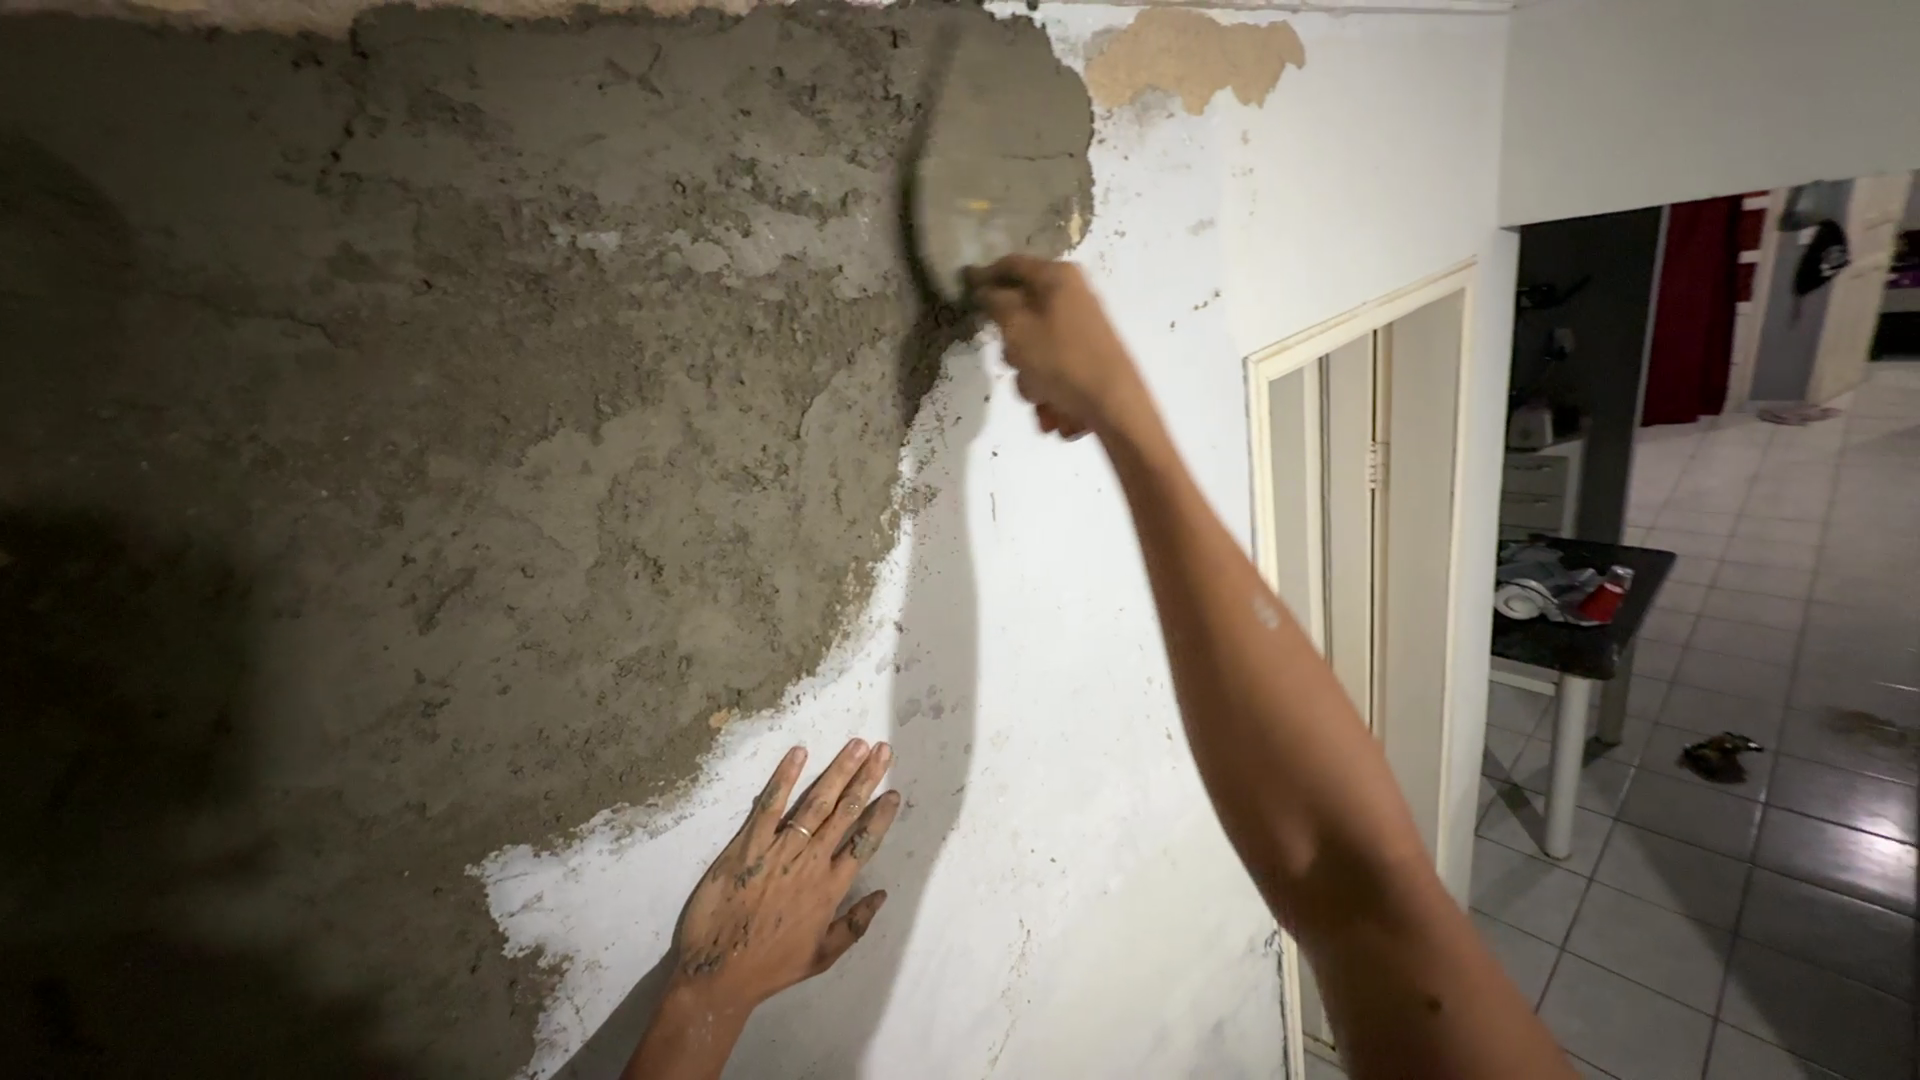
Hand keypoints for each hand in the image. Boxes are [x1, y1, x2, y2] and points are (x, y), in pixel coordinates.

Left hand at [668, 739, 899, 1013]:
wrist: (718, 976)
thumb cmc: (770, 967)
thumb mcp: (822, 956)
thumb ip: (855, 925)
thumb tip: (882, 894)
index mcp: (830, 888)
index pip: (863, 842)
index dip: (880, 816)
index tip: (893, 793)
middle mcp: (811, 862)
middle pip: (845, 812)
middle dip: (866, 778)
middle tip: (882, 750)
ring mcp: (780, 850)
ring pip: (816, 802)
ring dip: (839, 771)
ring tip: (856, 746)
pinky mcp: (748, 845)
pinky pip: (770, 805)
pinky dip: (785, 777)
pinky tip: (799, 753)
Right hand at [966, 256, 1146, 439]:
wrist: (1115, 406)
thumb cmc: (1062, 361)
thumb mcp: (1018, 330)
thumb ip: (995, 304)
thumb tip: (985, 288)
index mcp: (1058, 277)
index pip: (1011, 265)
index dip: (984, 276)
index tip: (963, 290)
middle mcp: (1073, 295)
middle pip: (1022, 314)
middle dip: (1012, 347)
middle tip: (1013, 362)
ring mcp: (1082, 328)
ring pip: (1035, 349)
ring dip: (1030, 378)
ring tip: (1041, 395)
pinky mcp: (1088, 357)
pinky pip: (1053, 369)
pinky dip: (1049, 390)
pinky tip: (1055, 409)